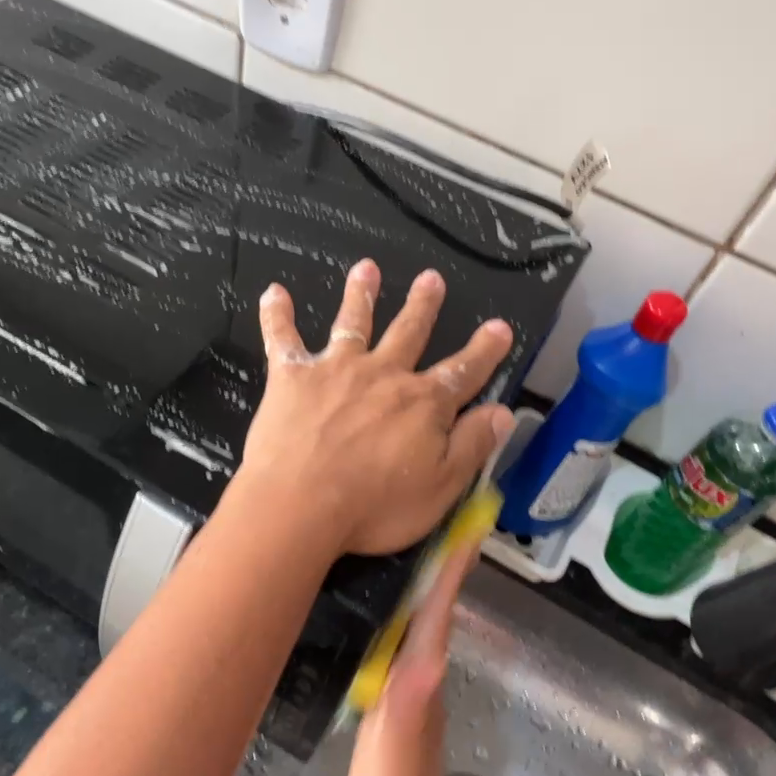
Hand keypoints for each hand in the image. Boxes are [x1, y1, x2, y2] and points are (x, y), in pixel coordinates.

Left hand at [239, 259, 514, 556]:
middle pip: (409, 333)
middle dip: (422, 306)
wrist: (301, 504)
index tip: (499, 327)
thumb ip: (472, 445)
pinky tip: (273, 293)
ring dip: (361, 294)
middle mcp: (383, 375)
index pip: (463, 372)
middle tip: (430, 278)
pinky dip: (276, 315)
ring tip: (366, 268)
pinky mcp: (292, 377)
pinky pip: (283, 339)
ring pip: (353, 323)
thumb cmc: (375, 506)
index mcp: (423, 403)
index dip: (484, 351)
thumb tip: (502, 412)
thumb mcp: (442, 487)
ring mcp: (336, 371)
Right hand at [341, 540, 483, 775]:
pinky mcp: (398, 711)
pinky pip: (406, 646)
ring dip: (425, 585)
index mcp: (421, 685)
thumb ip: (407, 712)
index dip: (450, 569)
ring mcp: (415, 697)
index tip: (464, 524)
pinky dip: (406, 617)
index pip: (437, 615)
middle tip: (439, 518)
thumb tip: (425, 652)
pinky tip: (392, 611)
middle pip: (434, 611)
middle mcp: (423, 682)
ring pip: (423, 625)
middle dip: (440, 564)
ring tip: (417, 548)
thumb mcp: (391, 765)